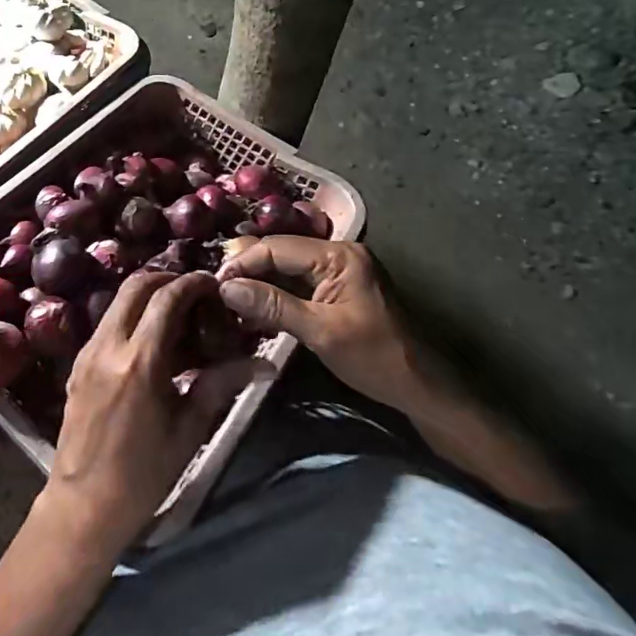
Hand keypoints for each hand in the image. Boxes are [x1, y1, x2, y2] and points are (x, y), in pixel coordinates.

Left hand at [42, 271, 272, 554]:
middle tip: (194, 292)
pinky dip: (130, 317)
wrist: (84, 504)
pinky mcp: (77, 364)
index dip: (192, 283)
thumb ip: (219, 385)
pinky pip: (107, 324)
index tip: (213, 284)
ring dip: (146, 296)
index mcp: (139, 362)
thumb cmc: (144, 474)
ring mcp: (87, 353)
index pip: (165, 298)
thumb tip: (261, 363)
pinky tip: (152, 340)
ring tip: (177, 313)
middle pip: (134, 286)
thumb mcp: (188, 430)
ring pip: (117, 303)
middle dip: (166, 279)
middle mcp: (108, 347)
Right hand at [217, 237, 448, 415]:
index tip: (214, 287)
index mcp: (339, 255)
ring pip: (286, 269)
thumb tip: (226, 288)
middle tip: (217, 297)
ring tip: (230, 305)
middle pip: (280, 254)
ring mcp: (339, 270)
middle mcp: (338, 253)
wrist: (421, 387)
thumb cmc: (375, 359)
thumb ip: (273, 306)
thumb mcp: (320, 332)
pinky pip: (298, 283)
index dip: (242, 264)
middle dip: (248, 273)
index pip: (276, 248)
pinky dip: (276, 296)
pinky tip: (255, 311)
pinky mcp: (338, 288)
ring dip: (259, 286)